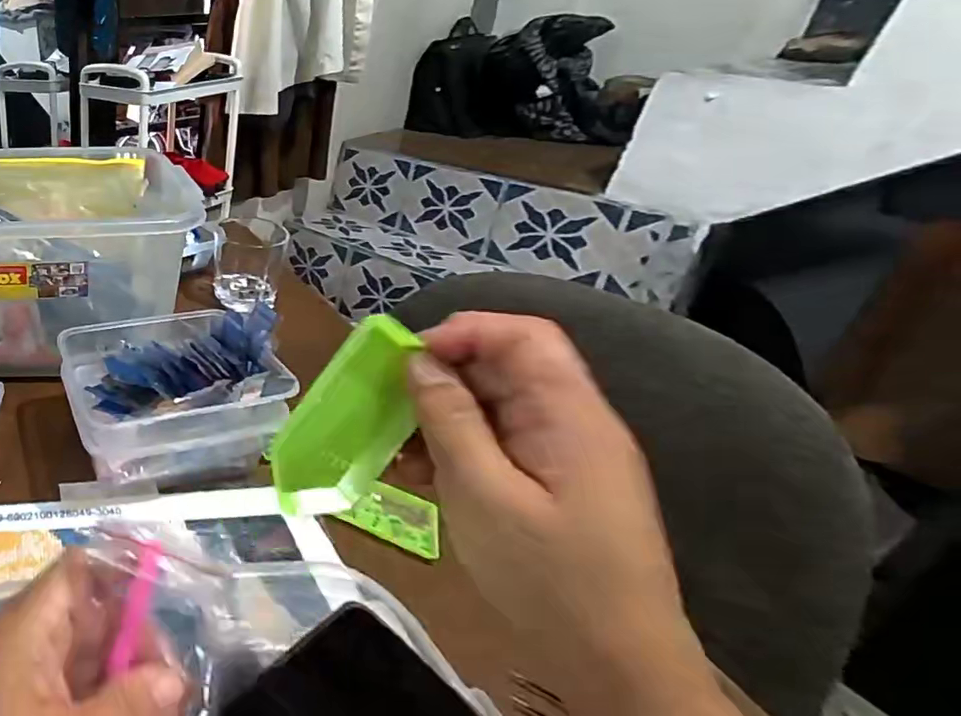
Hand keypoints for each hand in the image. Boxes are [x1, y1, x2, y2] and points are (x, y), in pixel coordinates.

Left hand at [0, 551, 185, 715]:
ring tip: (170, 698)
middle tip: (178, 678)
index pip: (79, 570)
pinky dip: (107, 695)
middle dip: (136, 639)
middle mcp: (29, 635)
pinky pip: (75, 684)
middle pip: (92, 614)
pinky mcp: (28, 702)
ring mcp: (28, 672)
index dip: (121, 572)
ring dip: (127, 672)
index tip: (168, 596)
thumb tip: (176, 675)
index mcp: (30, 621)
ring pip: (88, 654)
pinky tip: (138, 709)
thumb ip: (127, 701)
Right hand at [404, 312, 731, 715]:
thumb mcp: (483, 492)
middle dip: (435, 376)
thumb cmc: (551, 577)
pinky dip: (447, 445)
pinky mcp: (543, 480)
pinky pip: (488, 440)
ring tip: (393, 446)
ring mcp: (557, 453)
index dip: (463, 331)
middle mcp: (568, 423)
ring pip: (485, 402)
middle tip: (386, 403)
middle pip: (498, 366)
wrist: (615, 669)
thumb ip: (449, 418)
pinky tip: (413, 473)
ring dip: (433, 415)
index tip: (409, 358)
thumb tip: (417, 360)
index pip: (523, 336)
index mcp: (571, 417)